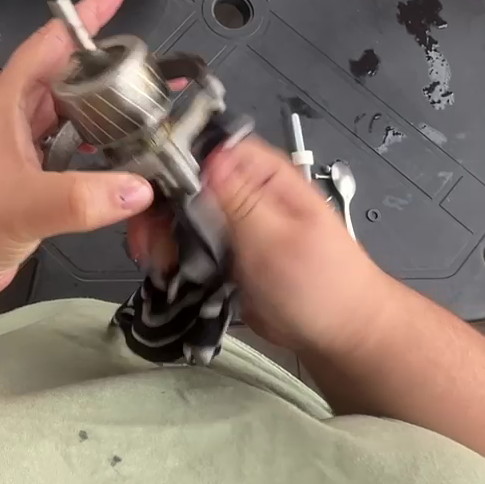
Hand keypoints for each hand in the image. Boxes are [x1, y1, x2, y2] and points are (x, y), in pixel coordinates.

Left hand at [0, 0, 154, 305]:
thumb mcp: (25, 204)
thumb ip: (83, 197)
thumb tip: (140, 188)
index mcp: (6, 103)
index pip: (48, 44)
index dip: (81, 17)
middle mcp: (12, 118)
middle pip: (64, 76)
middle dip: (103, 65)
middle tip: (148, 64)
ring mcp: (18, 148)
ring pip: (66, 114)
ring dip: (100, 108)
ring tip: (142, 105)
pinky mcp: (26, 179)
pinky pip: (66, 150)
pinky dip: (92, 147)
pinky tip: (118, 156)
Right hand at [128, 135, 397, 355]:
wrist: (341, 338)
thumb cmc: (319, 285)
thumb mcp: (276, 238)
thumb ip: (239, 197)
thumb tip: (208, 153)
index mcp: (261, 174)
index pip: (203, 146)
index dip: (167, 160)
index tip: (143, 190)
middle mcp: (242, 188)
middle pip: (181, 179)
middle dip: (158, 207)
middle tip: (147, 241)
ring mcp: (231, 220)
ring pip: (178, 211)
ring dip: (161, 233)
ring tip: (156, 261)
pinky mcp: (223, 249)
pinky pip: (186, 240)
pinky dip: (170, 252)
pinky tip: (163, 269)